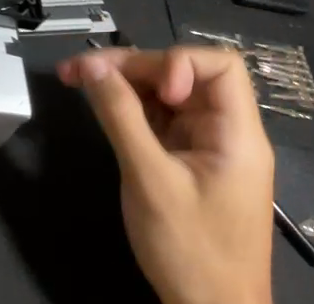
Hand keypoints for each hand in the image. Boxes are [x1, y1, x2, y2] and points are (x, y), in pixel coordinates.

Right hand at [58, 48, 274, 303]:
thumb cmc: (190, 250)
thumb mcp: (150, 180)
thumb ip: (121, 117)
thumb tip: (93, 66)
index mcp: (236, 135)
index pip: (221, 66)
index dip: (179, 62)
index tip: (149, 88)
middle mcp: (224, 133)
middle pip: (183, 74)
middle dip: (132, 66)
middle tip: (81, 71)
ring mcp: (204, 146)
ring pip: (164, 92)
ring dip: (122, 81)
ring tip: (77, 79)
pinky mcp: (184, 160)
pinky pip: (156, 116)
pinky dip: (125, 105)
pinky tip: (96, 102)